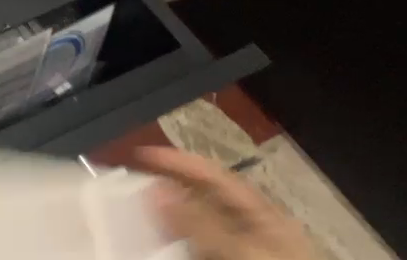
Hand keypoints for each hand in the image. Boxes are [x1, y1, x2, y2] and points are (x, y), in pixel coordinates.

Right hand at [131, 147, 317, 259]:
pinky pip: (200, 246)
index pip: (219, 177)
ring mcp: (247, 252)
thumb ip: (201, 222)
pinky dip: (179, 240)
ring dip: (172, 216)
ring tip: (144, 214)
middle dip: (172, 189)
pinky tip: (162, 241)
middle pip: (208, 197)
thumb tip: (156, 188)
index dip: (181, 162)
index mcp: (268, 219)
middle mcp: (257, 230)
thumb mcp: (245, 254)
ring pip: (201, 222)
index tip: (142, 155)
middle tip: (138, 187)